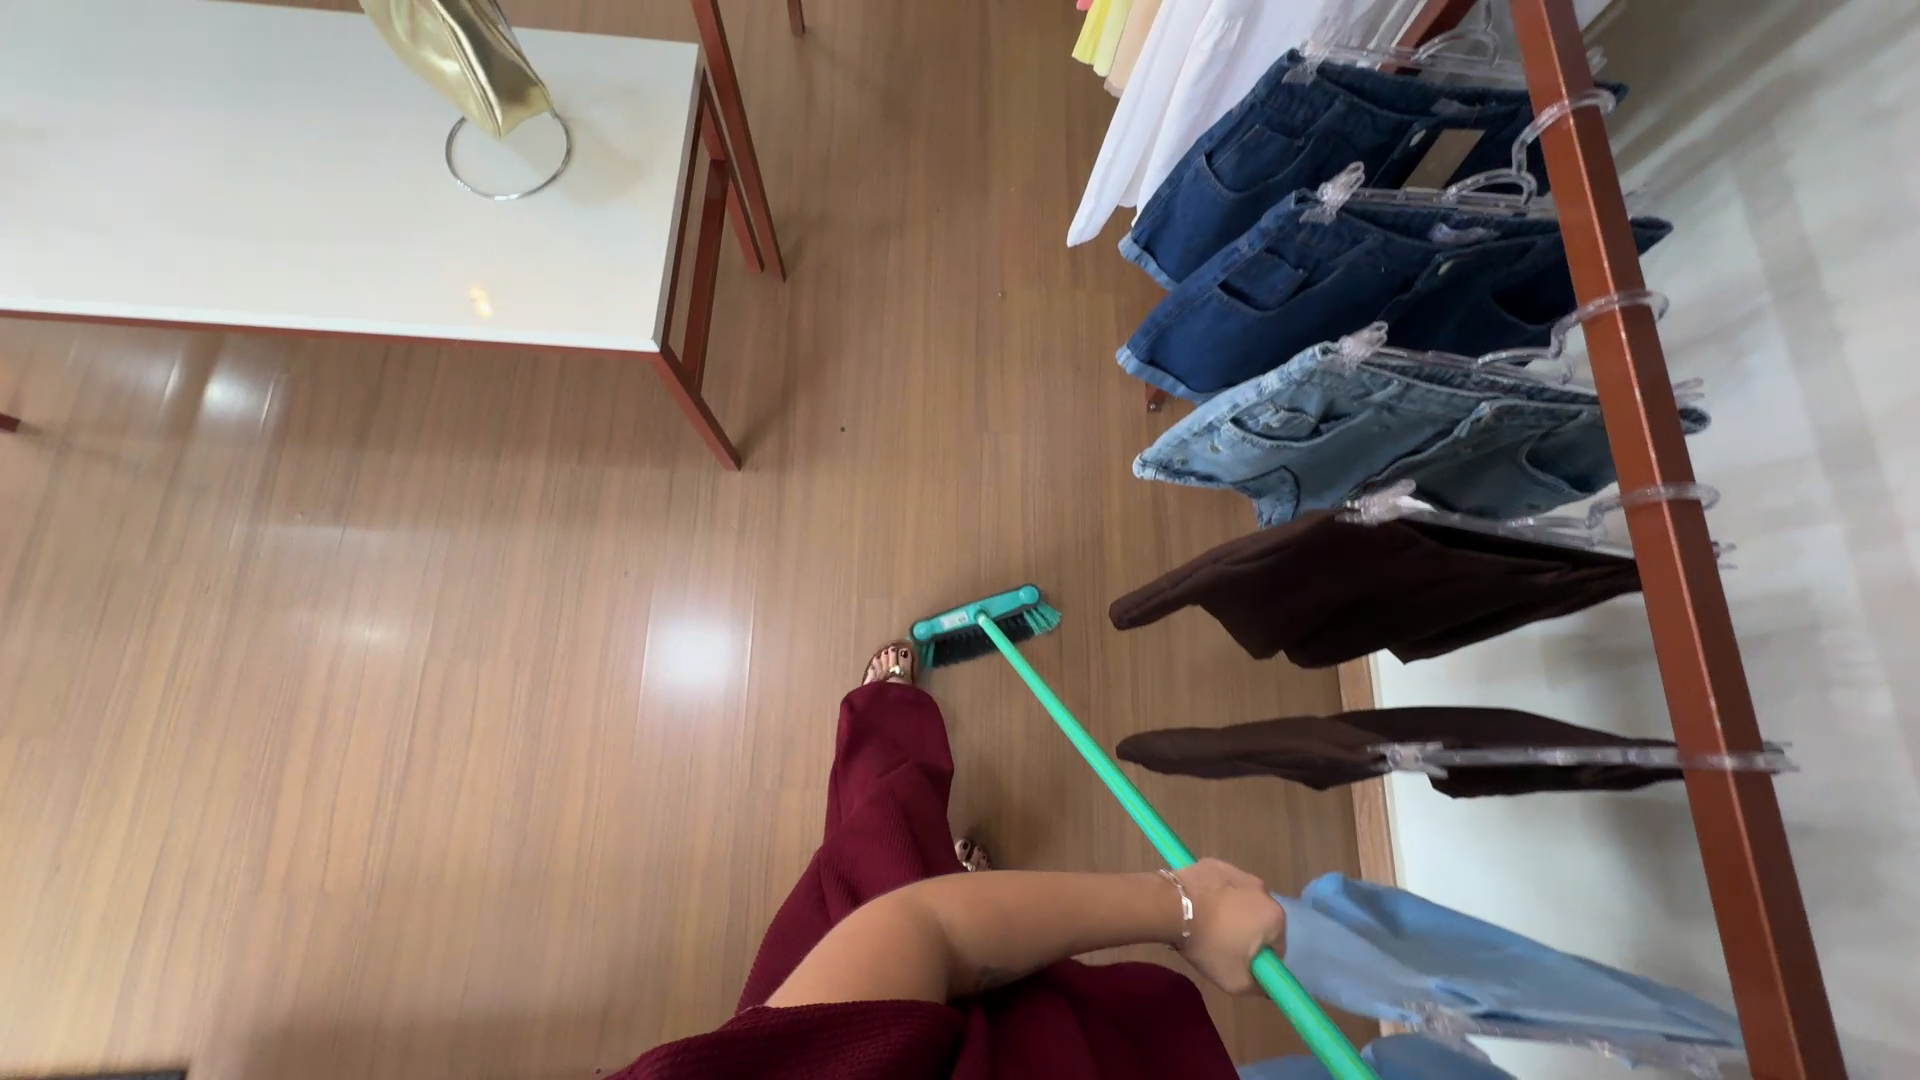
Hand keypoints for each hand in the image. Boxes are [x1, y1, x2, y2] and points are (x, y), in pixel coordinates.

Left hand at [1171, 858, 1286, 994]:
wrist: (1170, 907)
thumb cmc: (1209, 944)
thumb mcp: (1237, 982)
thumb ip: (1261, 987)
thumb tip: (1269, 986)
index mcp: (1275, 916)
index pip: (1276, 945)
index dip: (1260, 958)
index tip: (1240, 961)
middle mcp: (1262, 888)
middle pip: (1260, 919)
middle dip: (1247, 931)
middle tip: (1223, 943)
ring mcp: (1237, 870)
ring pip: (1241, 899)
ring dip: (1232, 910)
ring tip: (1208, 922)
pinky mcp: (1214, 862)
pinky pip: (1222, 884)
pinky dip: (1215, 893)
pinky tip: (1199, 904)